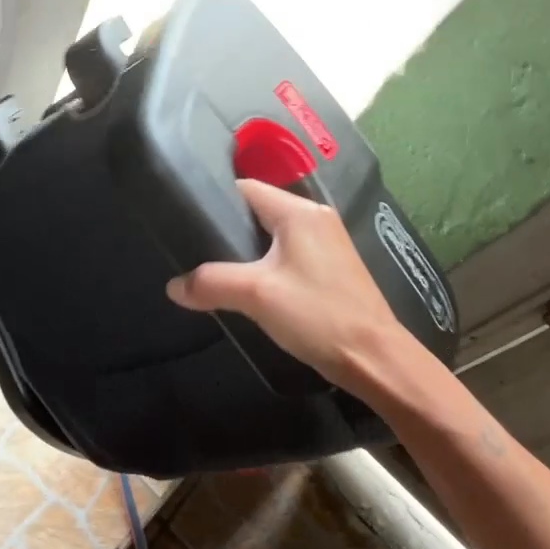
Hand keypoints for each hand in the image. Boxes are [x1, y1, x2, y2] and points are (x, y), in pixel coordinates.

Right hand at [166, 179, 417, 394]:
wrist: (376, 359)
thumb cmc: (317, 315)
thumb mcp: (255, 295)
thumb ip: (210, 283)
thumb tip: (173, 287)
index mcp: (299, 212)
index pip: (245, 188)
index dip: (214, 201)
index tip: (185, 220)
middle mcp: (315, 218)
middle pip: (258, 210)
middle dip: (227, 228)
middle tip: (195, 249)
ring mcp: (327, 243)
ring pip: (272, 235)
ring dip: (246, 250)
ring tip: (215, 269)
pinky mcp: (332, 268)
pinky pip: (288, 254)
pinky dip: (266, 264)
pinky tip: (249, 287)